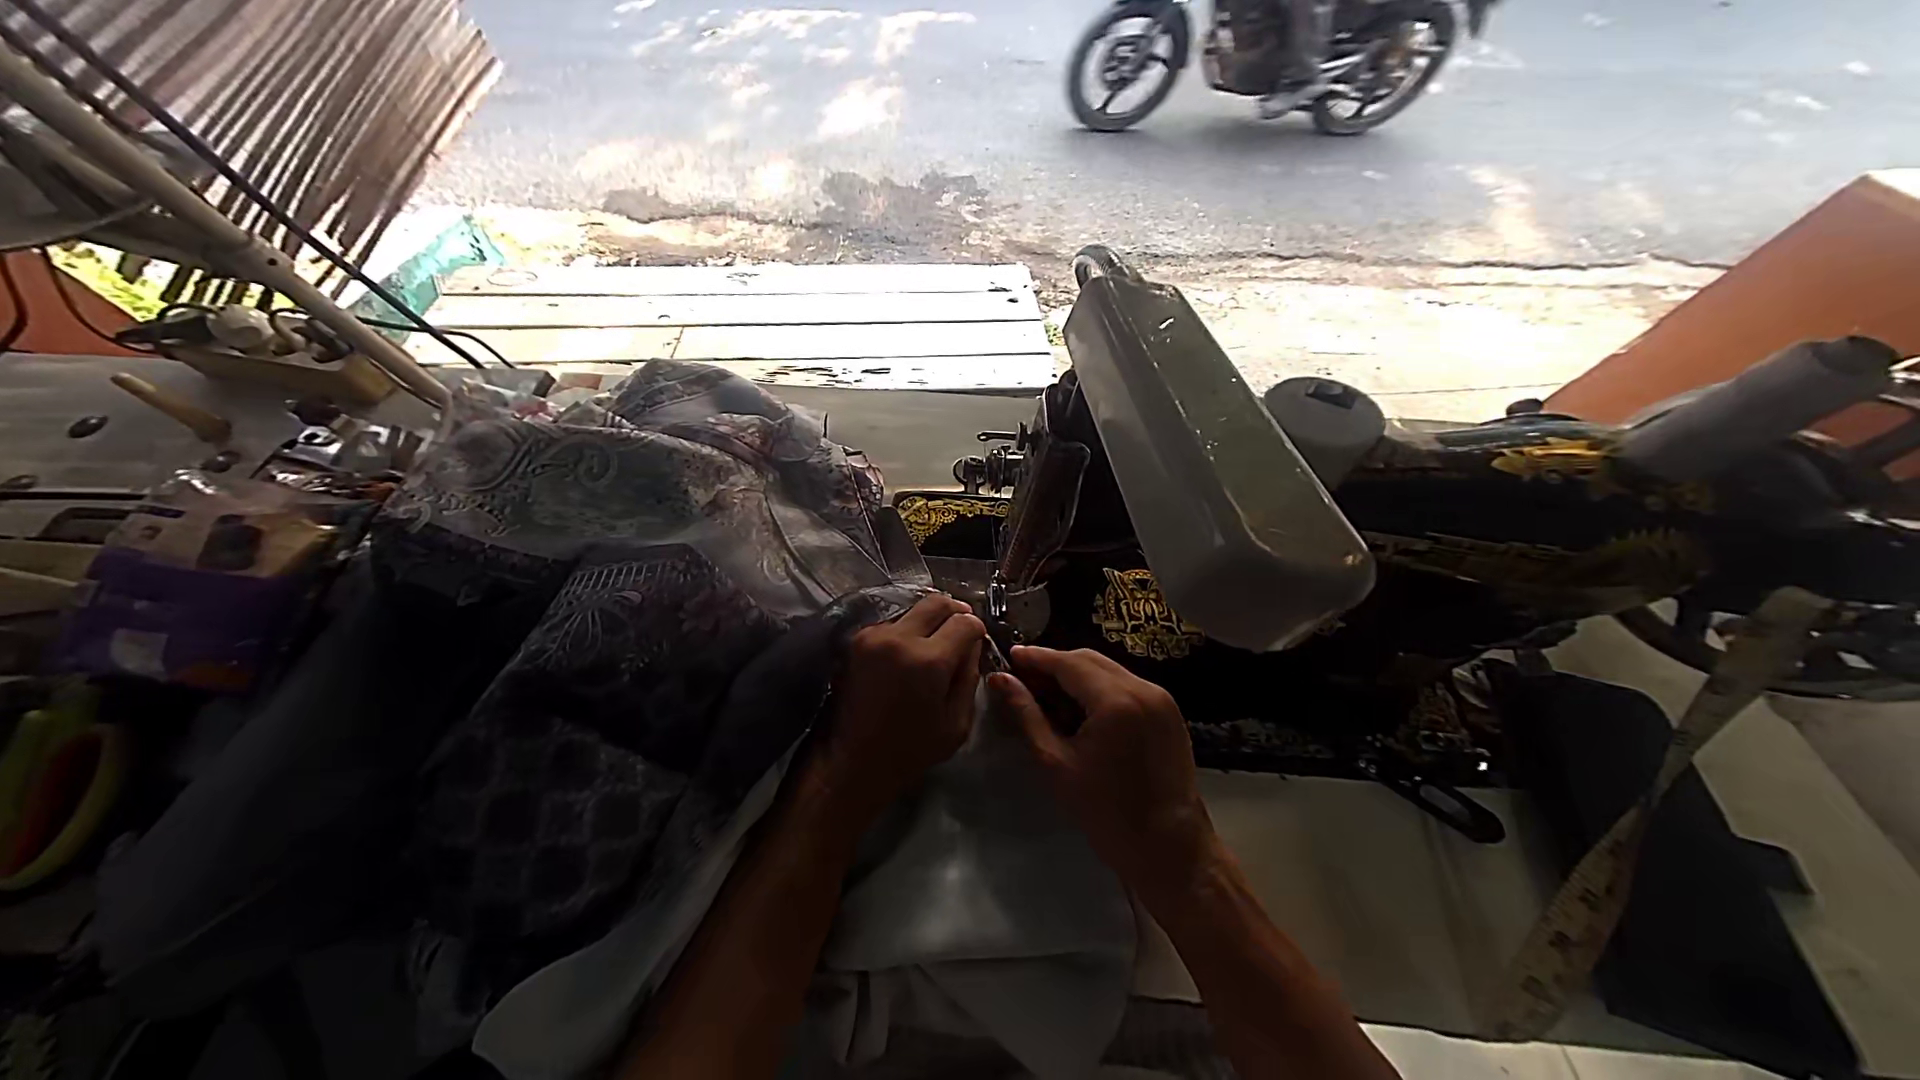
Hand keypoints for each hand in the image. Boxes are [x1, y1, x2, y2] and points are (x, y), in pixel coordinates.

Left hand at [803, 594, 985, 827]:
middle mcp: (899, 638)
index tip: (979, 639)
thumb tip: (973, 645)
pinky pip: (892, 624)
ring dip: (928, 622)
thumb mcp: (957, 721)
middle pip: (936, 602)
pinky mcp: (857, 641)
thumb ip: (969, 676)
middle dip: (956, 611)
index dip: (977, 628)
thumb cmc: (910, 749)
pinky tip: (909, 655)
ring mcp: (873, 636)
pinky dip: (906, 632)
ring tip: (935, 645)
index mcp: (928, 660)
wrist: (853, 761)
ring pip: (913, 611)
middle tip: (963, 627)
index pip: (964, 622)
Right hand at [990, 646, 1219, 898]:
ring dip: (1076, 676)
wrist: (1169, 847)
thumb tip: (1000, 680)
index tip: (1009, 658)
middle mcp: (1143, 688)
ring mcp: (1160, 698)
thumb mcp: (1056, 762)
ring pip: (1108, 670)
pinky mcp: (1168, 711)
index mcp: (1116, 701)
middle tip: (1023, 679)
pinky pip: (1125, 685)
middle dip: (1055, 665)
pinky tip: (1078, 709)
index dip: (1035, 658)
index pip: (1067, 662)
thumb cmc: (1106, 812)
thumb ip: (1027, 714)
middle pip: (1089, 660)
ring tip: (1047, 696)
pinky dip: (1098, 688)